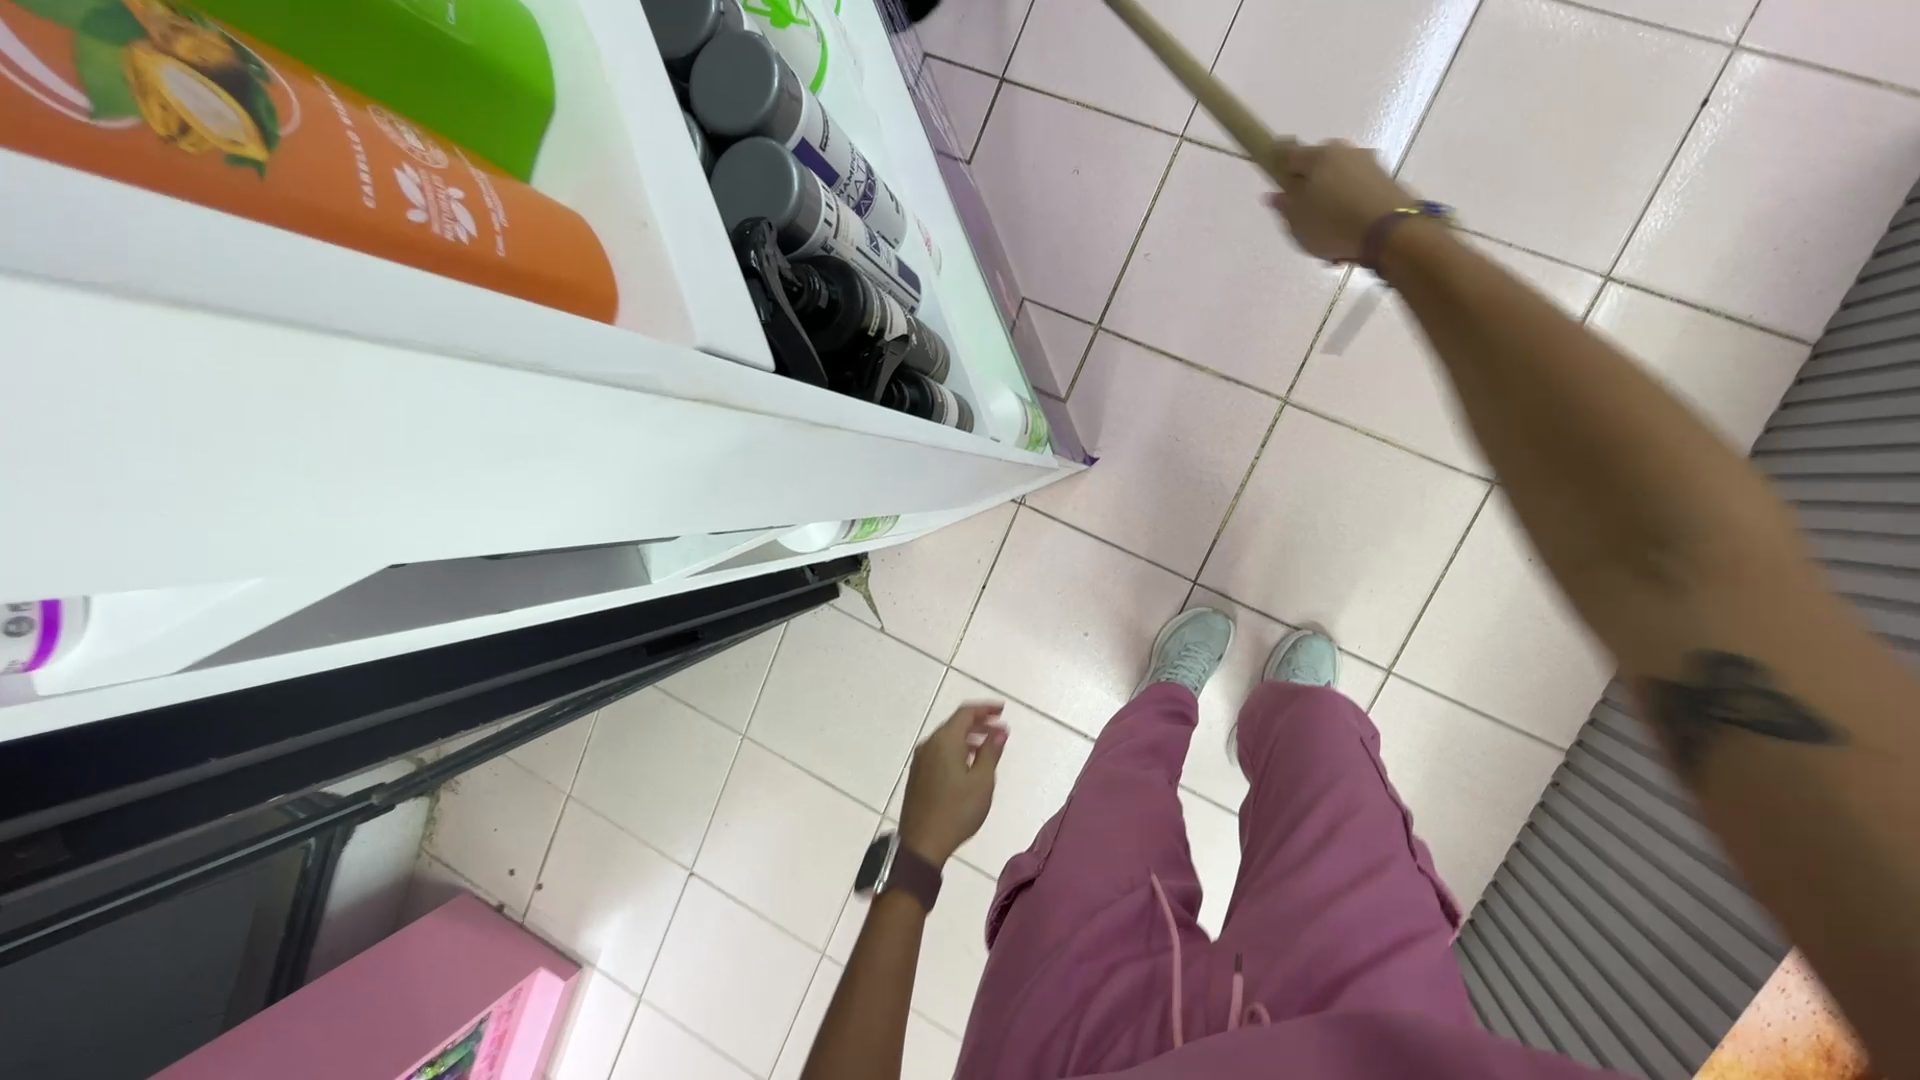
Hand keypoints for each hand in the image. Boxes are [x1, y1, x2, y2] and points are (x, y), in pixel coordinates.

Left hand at [898, 703, 1006, 864]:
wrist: (922, 843)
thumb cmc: (957, 811)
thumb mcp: (982, 782)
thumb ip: (991, 752)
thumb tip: (1000, 732)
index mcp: (945, 741)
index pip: (966, 713)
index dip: (986, 709)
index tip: (1002, 710)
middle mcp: (929, 744)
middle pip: (955, 724)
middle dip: (979, 723)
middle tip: (999, 729)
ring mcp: (921, 760)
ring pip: (947, 738)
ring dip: (968, 737)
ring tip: (987, 746)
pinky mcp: (918, 774)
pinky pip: (939, 751)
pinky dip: (956, 749)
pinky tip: (968, 764)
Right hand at [1259, 140, 1415, 262]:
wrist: (1392, 232)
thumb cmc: (1333, 224)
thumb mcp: (1297, 222)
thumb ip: (1284, 206)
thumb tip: (1274, 195)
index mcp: (1318, 156)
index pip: (1288, 154)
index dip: (1277, 165)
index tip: (1273, 180)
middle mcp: (1345, 151)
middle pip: (1317, 165)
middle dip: (1308, 183)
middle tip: (1301, 211)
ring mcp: (1368, 164)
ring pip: (1339, 179)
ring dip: (1330, 197)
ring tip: (1326, 229)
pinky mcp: (1386, 180)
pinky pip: (1357, 191)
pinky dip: (1348, 206)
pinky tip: (1346, 230)